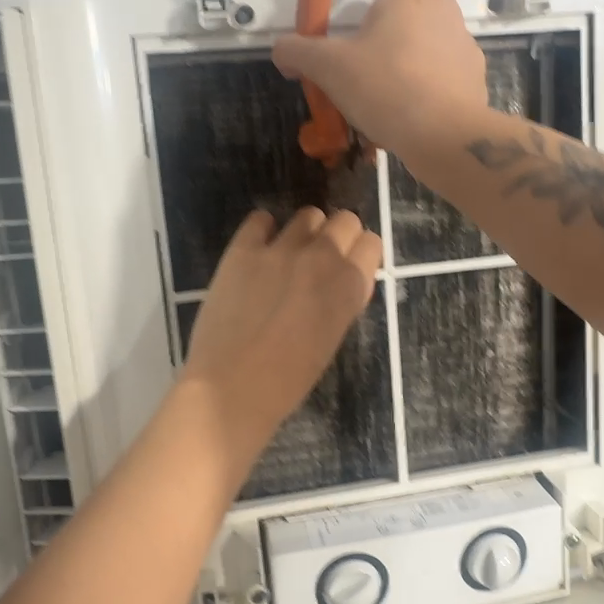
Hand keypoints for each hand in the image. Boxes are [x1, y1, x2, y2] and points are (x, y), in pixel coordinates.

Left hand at [179, 208, 383, 460]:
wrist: (231, 388)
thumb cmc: (288, 380)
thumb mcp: (332, 339)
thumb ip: (342, 301)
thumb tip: (342, 280)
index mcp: (349, 285)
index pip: (372, 243)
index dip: (362, 253)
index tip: (351, 265)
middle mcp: (322, 258)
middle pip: (345, 220)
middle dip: (340, 235)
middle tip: (323, 259)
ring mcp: (281, 250)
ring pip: (308, 215)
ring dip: (306, 230)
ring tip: (291, 253)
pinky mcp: (242, 250)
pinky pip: (260, 219)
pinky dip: (263, 229)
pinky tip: (259, 249)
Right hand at [272, 0, 486, 156]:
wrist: (445, 138)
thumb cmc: (388, 87)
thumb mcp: (331, 70)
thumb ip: (301, 53)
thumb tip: (280, 50)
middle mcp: (445, 9)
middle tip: (371, 25)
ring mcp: (462, 45)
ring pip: (435, 31)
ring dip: (410, 45)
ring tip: (380, 81)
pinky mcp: (471, 80)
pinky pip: (444, 70)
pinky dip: (425, 82)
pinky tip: (402, 109)